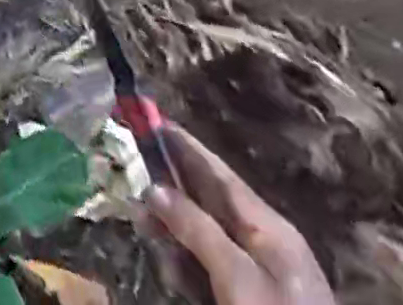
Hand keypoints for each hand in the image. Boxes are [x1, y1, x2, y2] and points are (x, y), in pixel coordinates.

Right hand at [146, 125, 335, 304]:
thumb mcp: (236, 277)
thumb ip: (195, 227)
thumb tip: (155, 187)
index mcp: (266, 225)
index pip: (216, 171)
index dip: (182, 143)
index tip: (148, 116)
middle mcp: (261, 237)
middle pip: (205, 197)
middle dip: (168, 192)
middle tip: (135, 193)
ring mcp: (257, 267)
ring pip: (200, 230)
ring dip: (172, 232)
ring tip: (150, 237)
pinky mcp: (248, 291)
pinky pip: (207, 260)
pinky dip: (185, 260)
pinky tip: (173, 273)